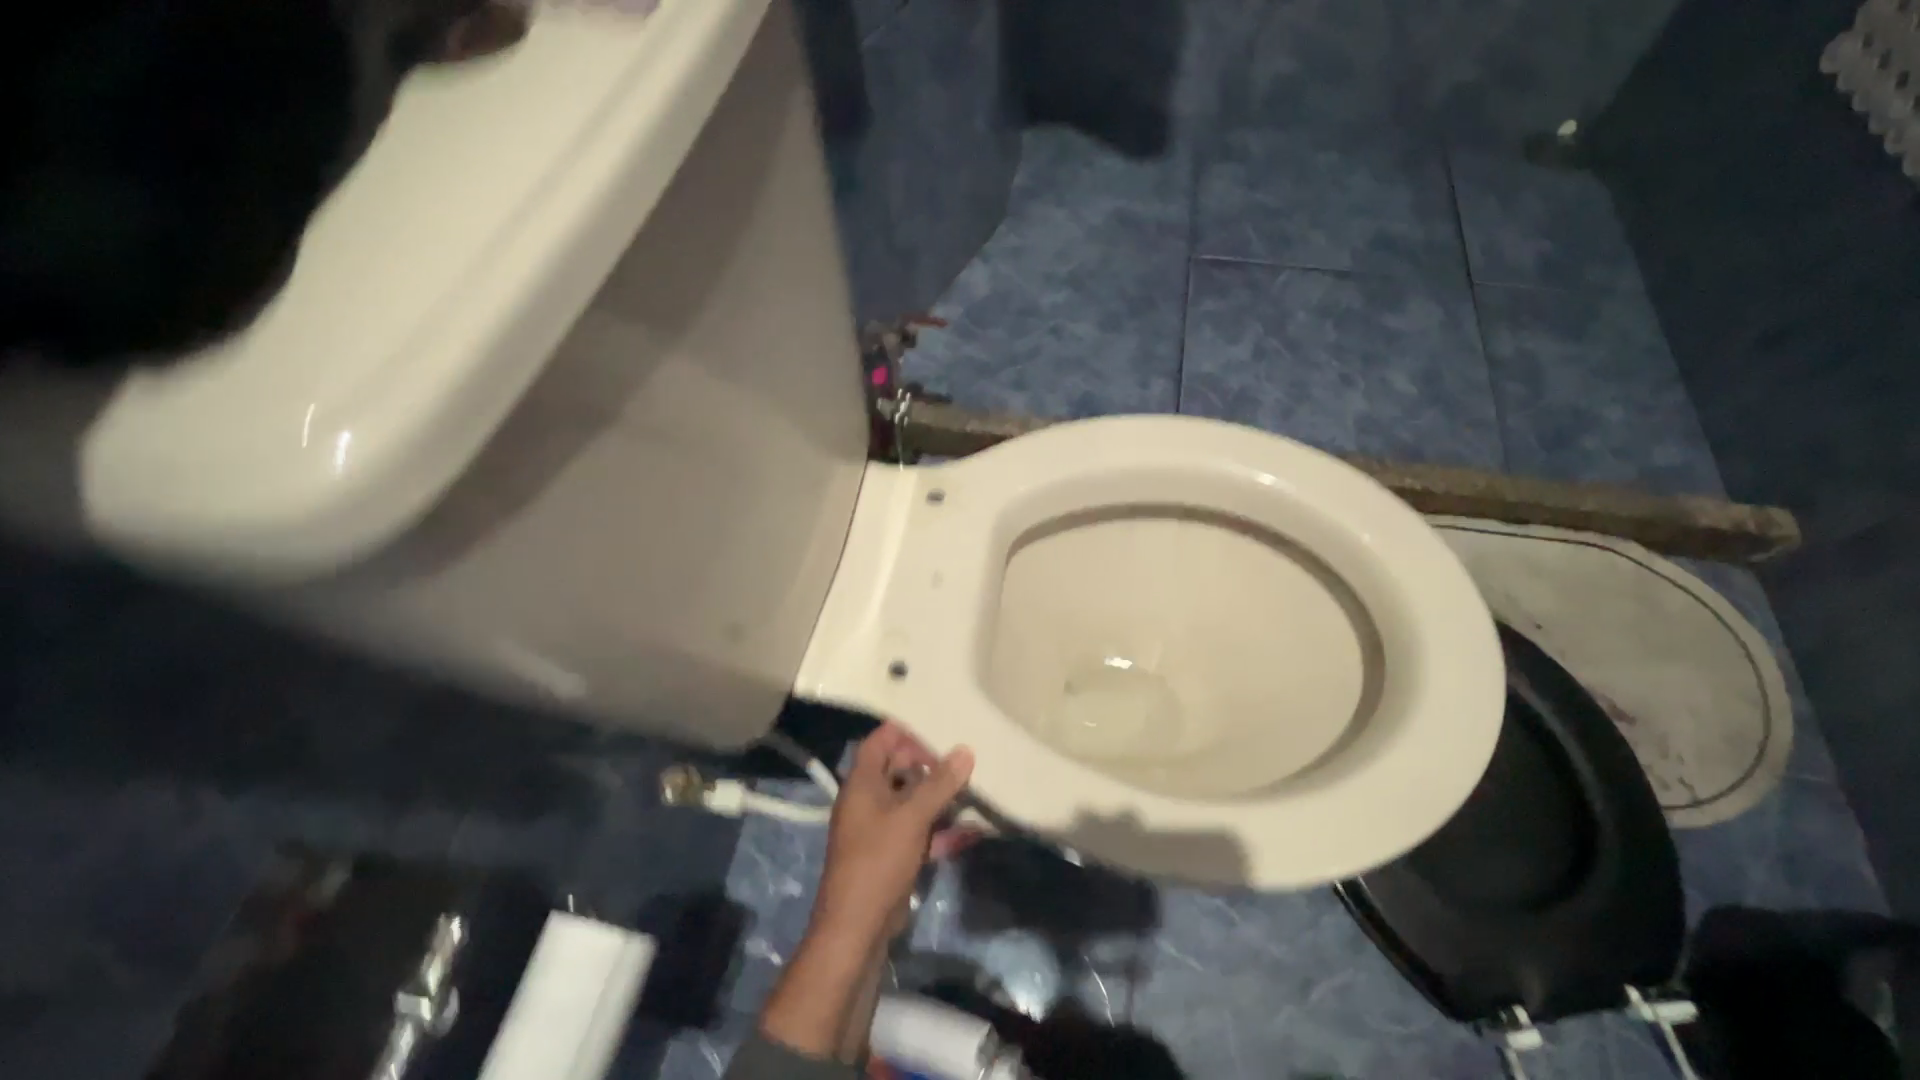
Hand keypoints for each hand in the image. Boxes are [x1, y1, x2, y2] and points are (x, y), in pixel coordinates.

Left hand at [810, 724, 974, 945]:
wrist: (857, 926)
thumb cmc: (878, 860)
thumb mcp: (912, 817)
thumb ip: (939, 784)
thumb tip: (966, 750)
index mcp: (862, 784)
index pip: (879, 742)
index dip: (904, 731)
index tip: (938, 725)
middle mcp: (868, 802)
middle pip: (898, 770)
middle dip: (929, 764)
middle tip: (964, 757)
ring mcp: (880, 830)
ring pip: (911, 802)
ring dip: (939, 797)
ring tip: (974, 787)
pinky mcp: (892, 855)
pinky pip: (919, 832)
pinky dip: (941, 830)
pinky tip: (972, 829)